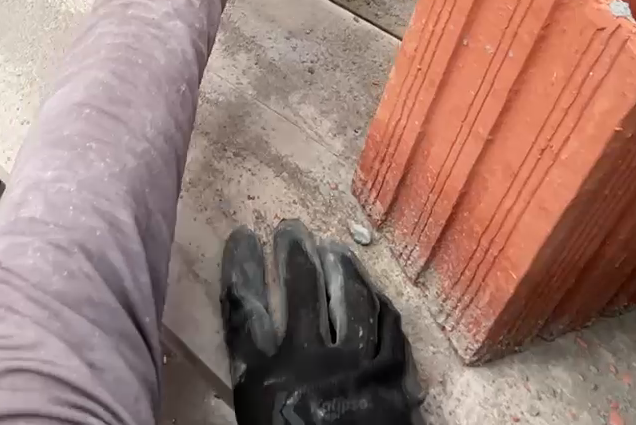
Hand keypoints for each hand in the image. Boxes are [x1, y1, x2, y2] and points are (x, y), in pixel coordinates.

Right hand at [222, 221, 426, 424]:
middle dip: (292, 253)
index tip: (242, 236)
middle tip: (290, 229)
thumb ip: (255, 372)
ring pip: (348, 299)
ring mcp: (357, 371)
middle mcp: (308, 364)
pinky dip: (379, 304)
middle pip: (298, 289)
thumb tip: (252, 323)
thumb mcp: (258, 414)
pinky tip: (373, 290)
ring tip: (333, 247)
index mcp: (266, 381)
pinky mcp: (394, 384)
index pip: (245, 306)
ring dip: (339, 267)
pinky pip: (389, 330)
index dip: (241, 267)